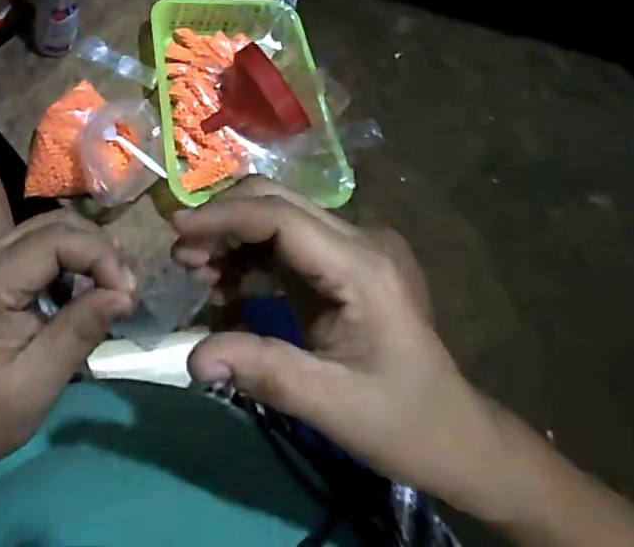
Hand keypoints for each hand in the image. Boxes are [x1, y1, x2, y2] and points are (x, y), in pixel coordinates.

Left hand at [0, 210, 136, 477]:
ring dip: (89, 252)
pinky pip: (44, 243)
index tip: (126, 297)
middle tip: (123, 292)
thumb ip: (80, 330)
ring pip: (55, 227)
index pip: (60, 238)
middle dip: (99, 251)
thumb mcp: (38, 381)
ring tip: (111, 291)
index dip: (101, 258)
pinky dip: (73, 258)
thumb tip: (126, 294)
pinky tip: (85, 291)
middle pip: (60, 224)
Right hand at [170, 179, 503, 503]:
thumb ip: (265, 373)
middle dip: (223, 221)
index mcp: (362, 266)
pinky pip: (285, 240)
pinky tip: (227, 281)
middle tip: (183, 259)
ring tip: (198, 272)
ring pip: (277, 214)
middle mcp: (358, 239)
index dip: (225, 216)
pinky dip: (249, 253)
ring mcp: (353, 245)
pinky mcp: (342, 260)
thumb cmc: (402, 420)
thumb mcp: (334, 405)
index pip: (282, 216)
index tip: (177, 231)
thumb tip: (194, 359)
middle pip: (277, 201)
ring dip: (232, 235)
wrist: (456, 433)